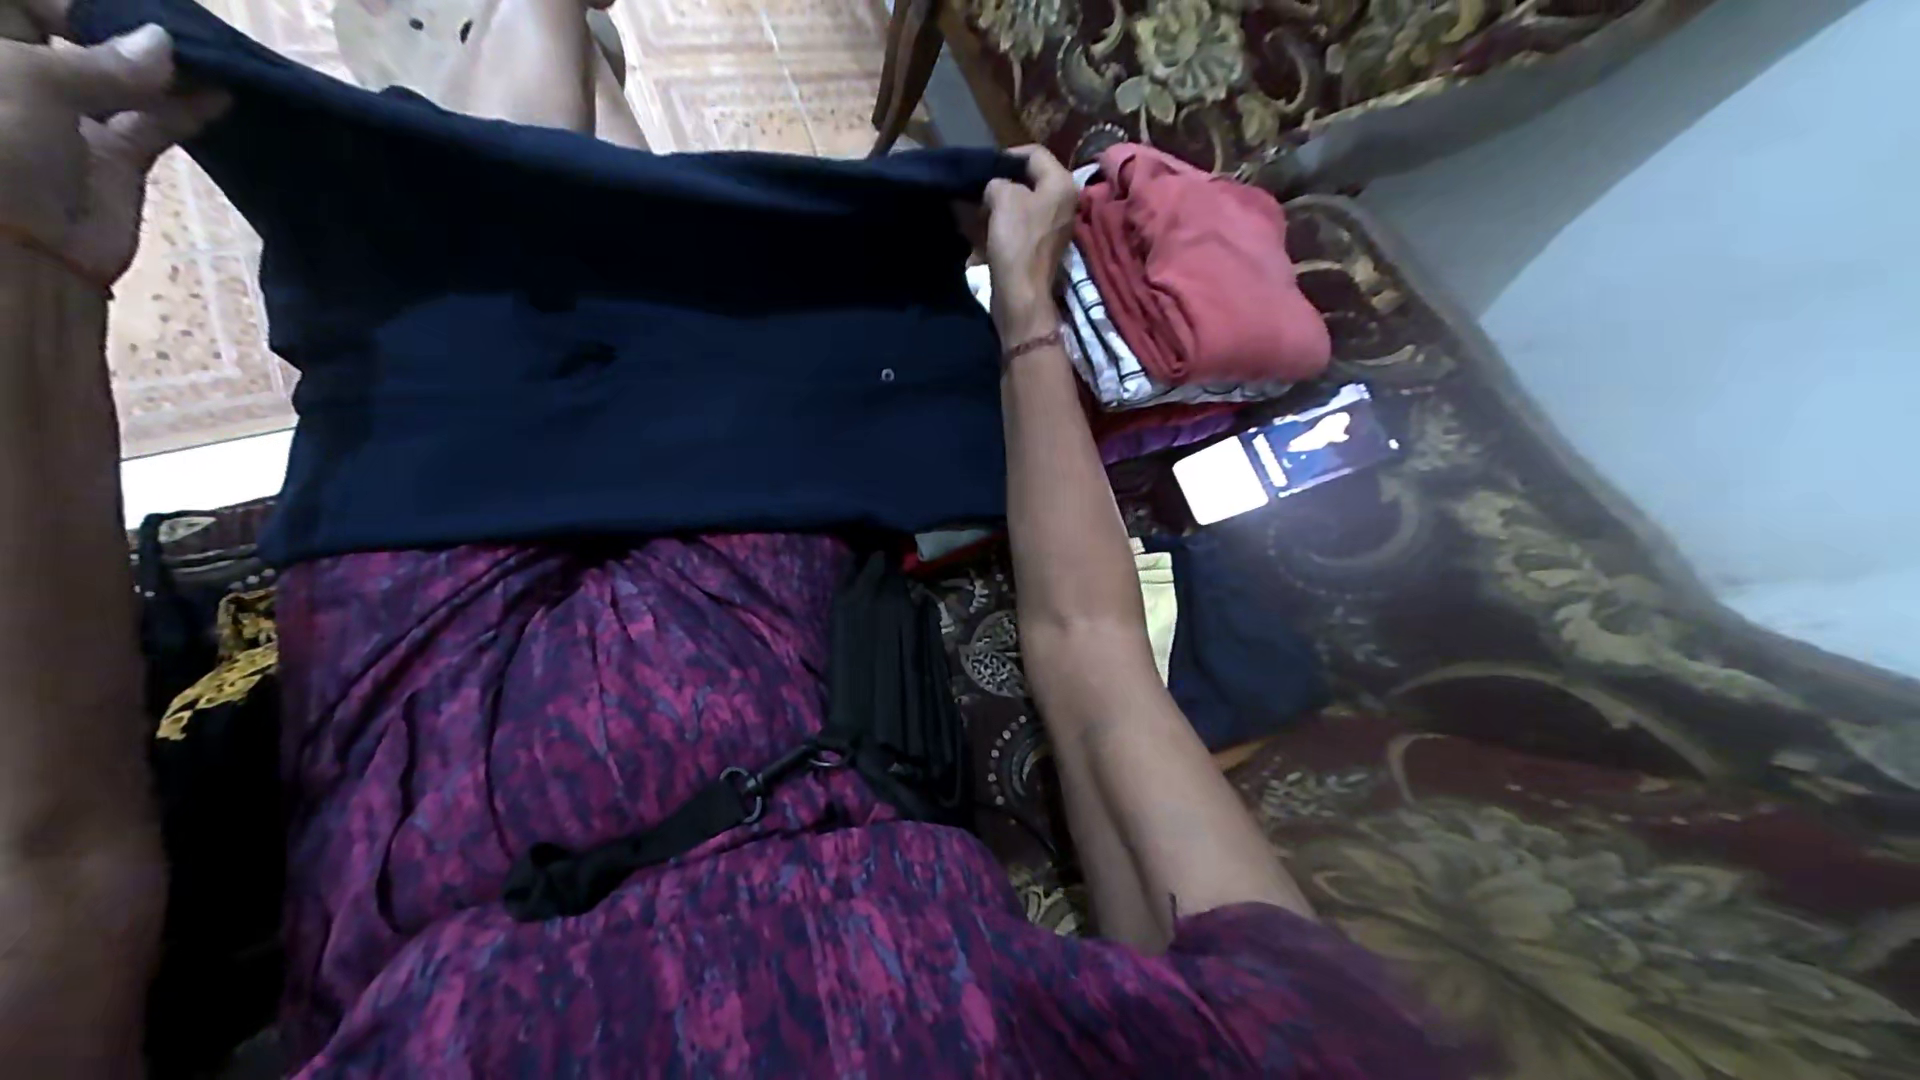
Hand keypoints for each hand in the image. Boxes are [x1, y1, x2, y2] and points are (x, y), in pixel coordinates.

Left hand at [0, 18, 226, 286]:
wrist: (12, 246)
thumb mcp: (27, 78)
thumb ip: (100, 62)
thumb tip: (163, 43)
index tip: (118, 11)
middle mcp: (10, 68)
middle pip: (65, 27)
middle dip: (119, 28)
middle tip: (178, 30)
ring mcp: (62, 112)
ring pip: (116, 76)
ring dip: (162, 70)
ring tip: (212, 60)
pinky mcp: (111, 153)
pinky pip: (152, 122)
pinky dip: (187, 110)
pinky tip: (222, 97)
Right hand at [980, 145, 1075, 343]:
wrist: (1021, 295)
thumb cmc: (1016, 241)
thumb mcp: (1002, 197)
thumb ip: (998, 182)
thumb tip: (996, 190)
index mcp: (1061, 184)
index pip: (1034, 154)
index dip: (1007, 156)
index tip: (984, 168)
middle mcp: (1064, 203)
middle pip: (1029, 182)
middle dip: (1001, 186)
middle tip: (978, 191)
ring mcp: (1054, 228)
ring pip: (1021, 207)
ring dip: (997, 209)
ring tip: (975, 213)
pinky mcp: (1041, 249)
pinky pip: (1020, 230)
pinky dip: (1001, 229)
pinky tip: (982, 234)